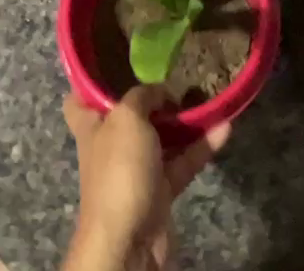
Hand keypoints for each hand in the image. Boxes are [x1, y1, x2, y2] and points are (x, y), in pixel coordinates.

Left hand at [61, 86, 230, 270]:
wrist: (129, 240)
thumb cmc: (119, 169)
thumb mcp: (128, 118)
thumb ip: (143, 96)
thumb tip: (161, 92)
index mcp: (91, 126)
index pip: (79, 99)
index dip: (92, 82)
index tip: (115, 63)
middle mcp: (111, 145)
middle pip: (129, 115)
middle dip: (152, 98)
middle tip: (177, 75)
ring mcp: (136, 169)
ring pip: (161, 138)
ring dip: (183, 121)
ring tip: (206, 95)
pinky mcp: (160, 191)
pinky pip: (182, 162)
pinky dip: (201, 145)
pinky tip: (224, 126)